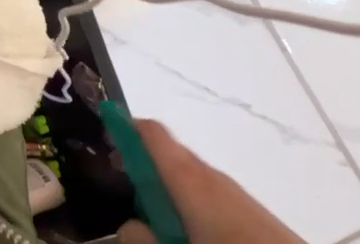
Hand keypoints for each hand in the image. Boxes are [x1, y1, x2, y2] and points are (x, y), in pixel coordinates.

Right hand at [115, 119, 303, 243]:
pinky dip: (193, 202)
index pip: (148, 130)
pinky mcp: (253, 211)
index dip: (122, 128)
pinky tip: (196, 232)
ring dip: (169, 188)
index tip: (106, 143)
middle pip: (167, 153)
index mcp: (186, 177)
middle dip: (143, 165)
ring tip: (163, 220)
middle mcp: (209, 175)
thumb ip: (140, 236)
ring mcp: (235, 193)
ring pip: (189, 175)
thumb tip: (128, 225)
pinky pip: (211, 193)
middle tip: (127, 189)